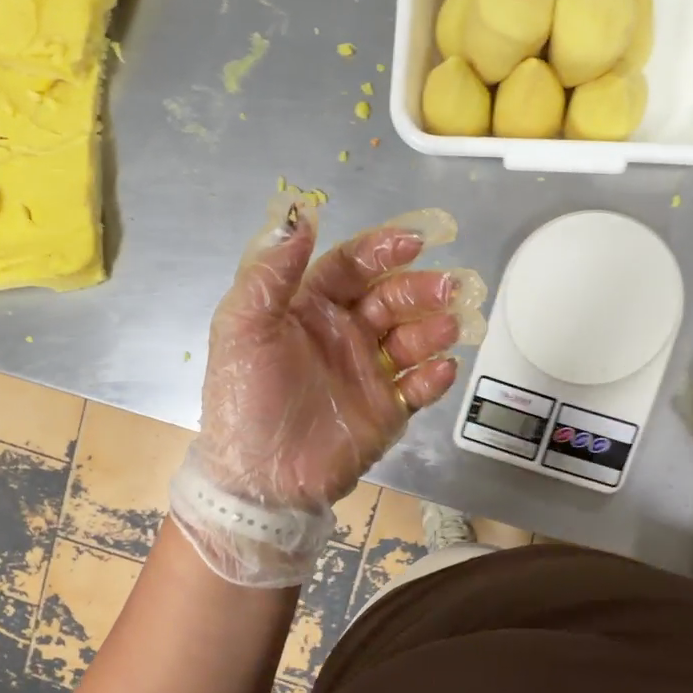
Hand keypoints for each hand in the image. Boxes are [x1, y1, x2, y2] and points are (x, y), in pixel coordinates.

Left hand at [172, 196, 487, 585]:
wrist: (260, 479)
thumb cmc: (245, 399)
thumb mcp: (243, 328)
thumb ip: (271, 271)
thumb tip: (301, 213)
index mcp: (308, 308)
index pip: (351, 267)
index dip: (382, 250)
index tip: (414, 241)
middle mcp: (342, 334)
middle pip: (390, 298)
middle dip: (420, 288)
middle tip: (449, 289)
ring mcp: (367, 374)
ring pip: (411, 339)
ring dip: (433, 328)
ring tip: (450, 327)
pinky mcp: (385, 412)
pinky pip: (417, 387)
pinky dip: (434, 377)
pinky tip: (442, 369)